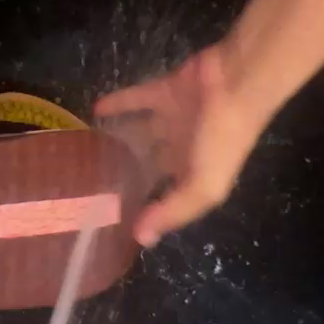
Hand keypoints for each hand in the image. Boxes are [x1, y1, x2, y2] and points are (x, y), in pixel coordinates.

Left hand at [94, 44, 273, 246]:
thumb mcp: (204, 186)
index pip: (163, 197)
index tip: (109, 216)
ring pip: (140, 131)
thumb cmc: (221, 141)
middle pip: (148, 164)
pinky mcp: (166, 90)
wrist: (236, 84)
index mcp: (193, 176)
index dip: (142, 206)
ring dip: (118, 138)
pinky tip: (96, 109)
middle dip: (125, 172)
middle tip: (89, 179)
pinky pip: (137, 99)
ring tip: (87, 146)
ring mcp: (173, 118)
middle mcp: (182, 148)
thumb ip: (172, 211)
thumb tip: (140, 239)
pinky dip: (118, 103)